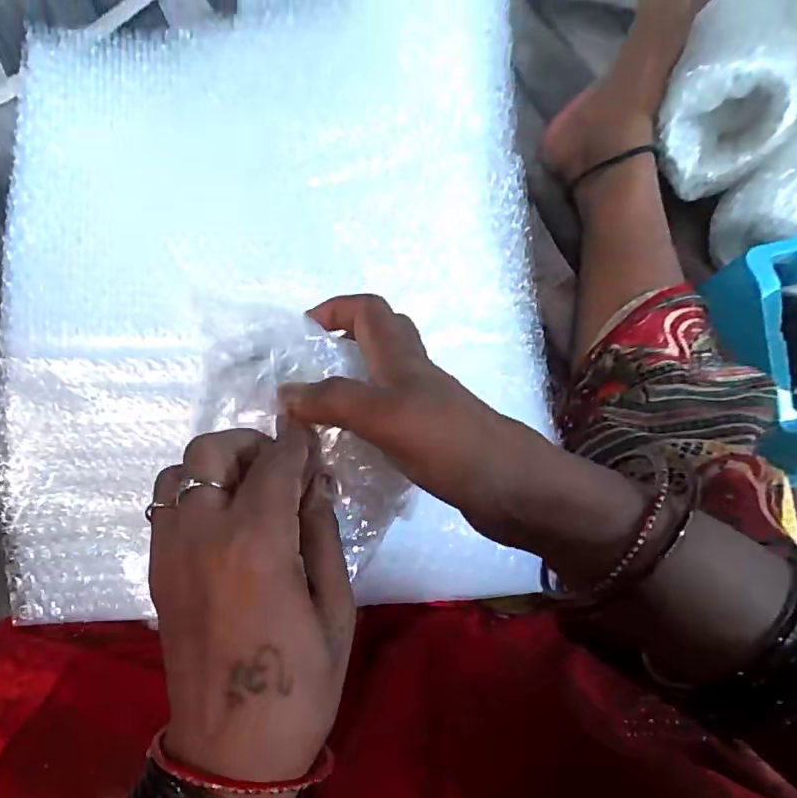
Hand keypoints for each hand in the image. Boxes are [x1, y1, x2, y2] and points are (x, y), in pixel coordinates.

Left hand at [149, 423, 354, 787]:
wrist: (231, 747)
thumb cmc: (300, 689)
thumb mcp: (335, 611)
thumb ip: (321, 537)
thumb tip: (313, 487)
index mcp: (256, 543)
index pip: (275, 463)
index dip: (298, 446)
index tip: (313, 446)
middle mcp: (202, 534)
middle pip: (210, 452)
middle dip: (249, 445)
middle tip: (279, 470)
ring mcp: (169, 552)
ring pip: (177, 474)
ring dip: (214, 469)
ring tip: (248, 495)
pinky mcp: (155, 572)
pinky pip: (165, 509)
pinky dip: (193, 497)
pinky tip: (224, 525)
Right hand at [280, 294, 641, 554]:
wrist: (511, 488)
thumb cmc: (450, 443)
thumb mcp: (384, 414)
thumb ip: (333, 400)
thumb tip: (285, 392)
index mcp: (404, 361)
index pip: (368, 311)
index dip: (335, 309)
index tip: (302, 331)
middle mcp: (416, 378)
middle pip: (382, 338)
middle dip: (344, 339)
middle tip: (310, 367)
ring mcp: (427, 410)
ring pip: (386, 380)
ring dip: (353, 383)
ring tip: (319, 410)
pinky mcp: (433, 441)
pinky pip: (391, 418)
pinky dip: (366, 421)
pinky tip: (352, 447)